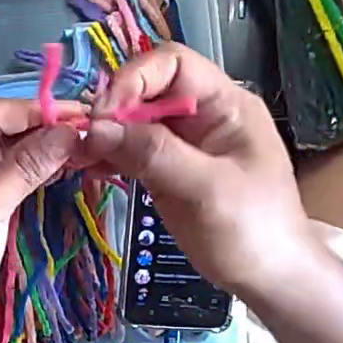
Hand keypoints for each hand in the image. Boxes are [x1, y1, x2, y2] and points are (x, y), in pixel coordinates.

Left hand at [0, 98, 81, 342]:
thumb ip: (27, 165)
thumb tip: (70, 132)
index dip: (35, 111)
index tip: (78, 114)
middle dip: (42, 130)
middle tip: (88, 131)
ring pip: (4, 155)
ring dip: (41, 151)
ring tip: (83, 148)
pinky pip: (4, 178)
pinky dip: (32, 173)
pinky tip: (61, 169)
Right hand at [81, 44, 315, 294]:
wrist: (267, 278)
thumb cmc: (251, 230)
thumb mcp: (208, 189)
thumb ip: (154, 154)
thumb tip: (97, 129)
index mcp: (225, 104)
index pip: (172, 64)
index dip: (133, 80)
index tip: (104, 116)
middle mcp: (200, 116)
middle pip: (144, 92)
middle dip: (110, 111)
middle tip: (81, 142)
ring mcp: (180, 145)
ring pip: (130, 123)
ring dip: (101, 135)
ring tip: (75, 156)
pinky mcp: (164, 171)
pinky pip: (128, 152)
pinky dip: (105, 157)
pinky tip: (84, 168)